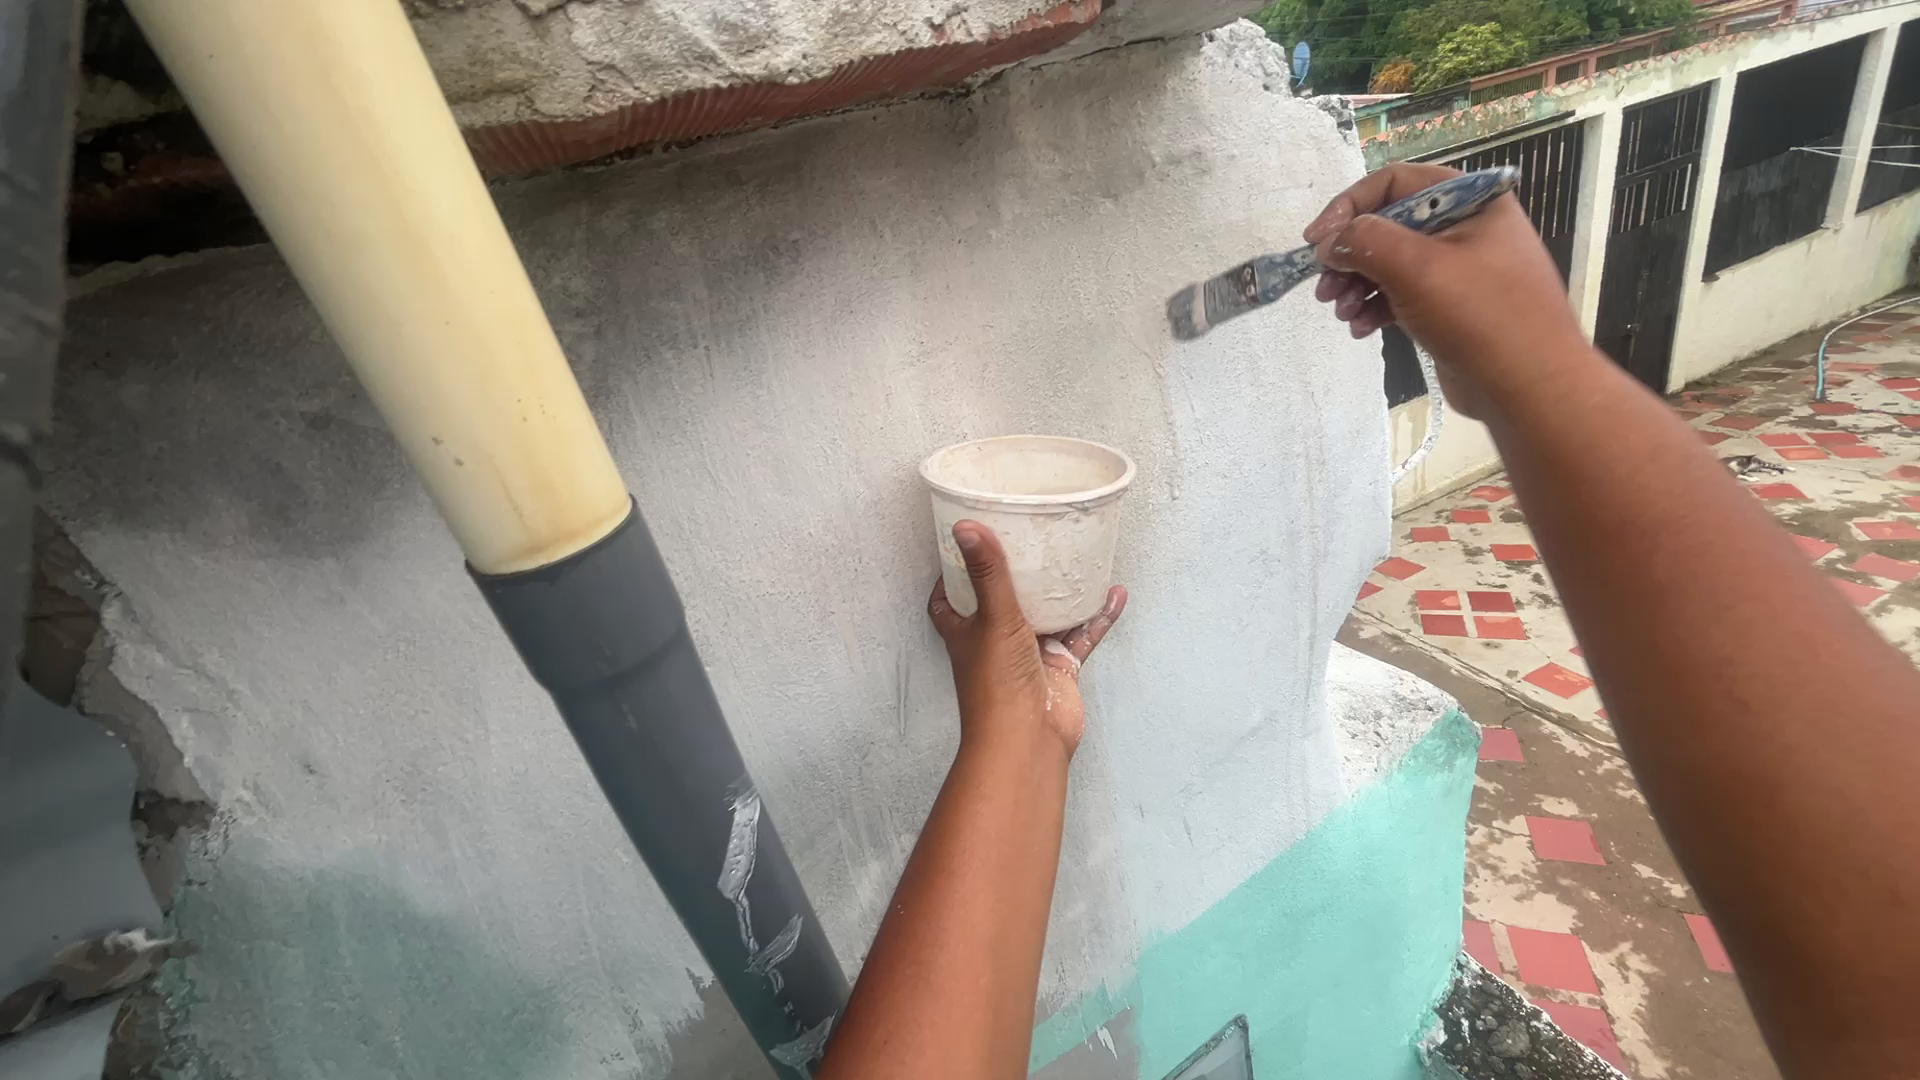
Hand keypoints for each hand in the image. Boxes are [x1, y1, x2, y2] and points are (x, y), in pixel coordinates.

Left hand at [927, 521, 1126, 757]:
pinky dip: (1097, 617)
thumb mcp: (992, 617)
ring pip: (1048, 614)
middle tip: (1030, 538)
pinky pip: (1080, 635)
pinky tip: (1115, 594)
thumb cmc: (997, 683)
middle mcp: (995, 640)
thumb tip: (964, 526)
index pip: (949, 598)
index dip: (952, 574)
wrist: (1028, 740)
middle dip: (1015, 574)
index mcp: (966, 630)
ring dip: (1062, 591)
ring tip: (1078, 556)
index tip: (966, 544)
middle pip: (1002, 600)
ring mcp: (1029, 653)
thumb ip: (987, 573)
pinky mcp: (1059, 667)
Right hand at [1302, 162, 1591, 420]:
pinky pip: (1397, 295)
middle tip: (1324, 289)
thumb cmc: (1479, 316)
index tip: (1314, 242)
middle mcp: (1463, 227)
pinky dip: (1372, 308)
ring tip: (1342, 314)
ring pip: (1387, 264)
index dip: (1347, 208)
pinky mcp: (1446, 305)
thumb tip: (1328, 242)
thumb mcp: (1417, 268)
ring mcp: (1455, 268)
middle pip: (1385, 227)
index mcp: (1469, 201)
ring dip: (1355, 287)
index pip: (1393, 183)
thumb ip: (1366, 243)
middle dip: (1348, 257)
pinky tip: (1361, 329)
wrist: (1525, 383)